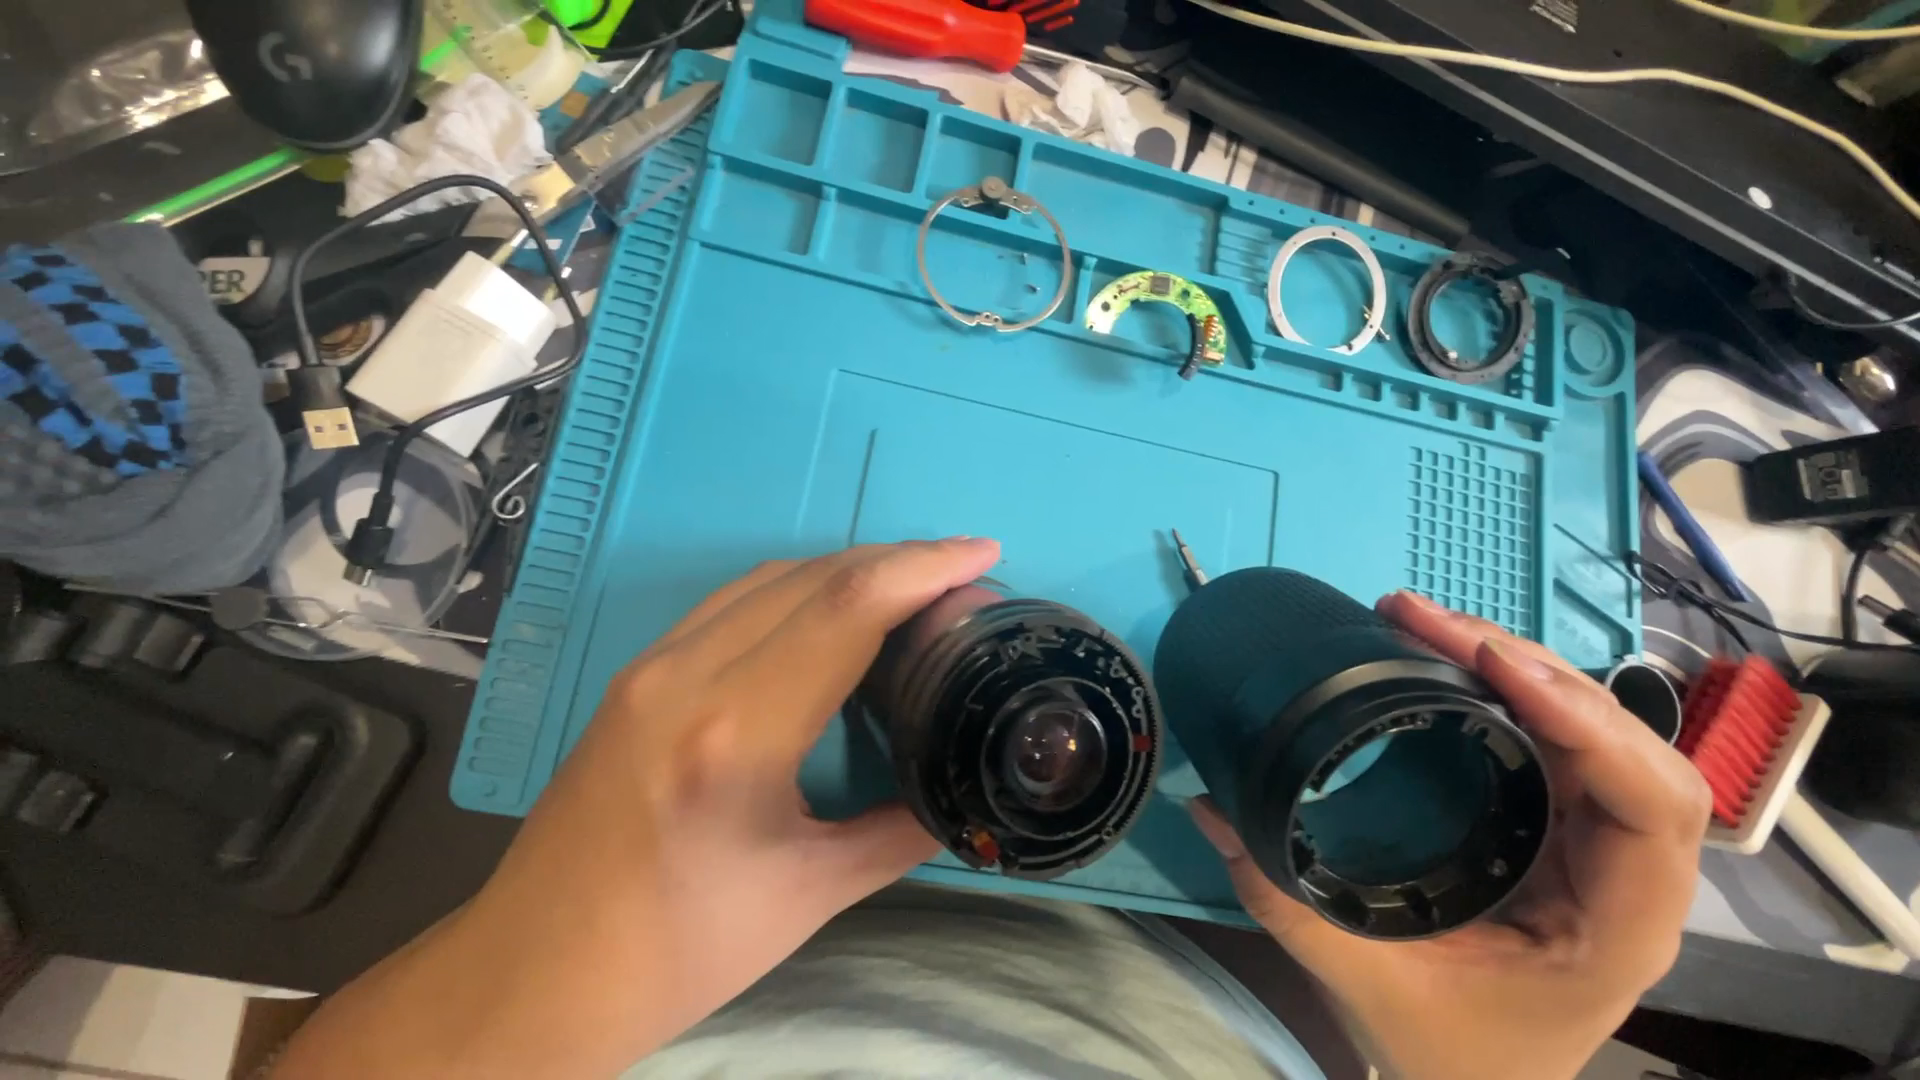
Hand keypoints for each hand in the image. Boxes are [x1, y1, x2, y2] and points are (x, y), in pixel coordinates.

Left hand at [275, 538, 1000, 1077]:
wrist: (533, 972)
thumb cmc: (678, 948)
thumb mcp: (810, 895)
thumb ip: (899, 831)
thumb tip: (963, 794)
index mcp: (738, 733)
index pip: (846, 608)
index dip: (922, 568)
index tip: (982, 554)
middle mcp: (687, 675)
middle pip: (813, 577)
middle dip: (898, 560)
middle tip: (961, 573)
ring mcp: (652, 666)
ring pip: (769, 578)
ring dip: (847, 568)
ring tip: (910, 586)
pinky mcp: (636, 674)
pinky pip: (733, 602)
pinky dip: (798, 588)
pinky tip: (831, 611)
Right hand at [1190, 591, 1710, 1079]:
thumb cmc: (1450, 1052)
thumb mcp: (1363, 980)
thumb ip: (1286, 899)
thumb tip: (1211, 807)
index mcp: (1613, 921)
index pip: (1649, 806)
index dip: (1585, 721)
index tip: (1485, 663)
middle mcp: (1621, 869)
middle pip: (1621, 742)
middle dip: (1530, 666)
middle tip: (1421, 621)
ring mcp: (1590, 840)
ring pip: (1588, 728)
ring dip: (1515, 662)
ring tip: (1421, 621)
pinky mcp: (1553, 823)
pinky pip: (1552, 739)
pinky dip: (1504, 687)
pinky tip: (1444, 657)